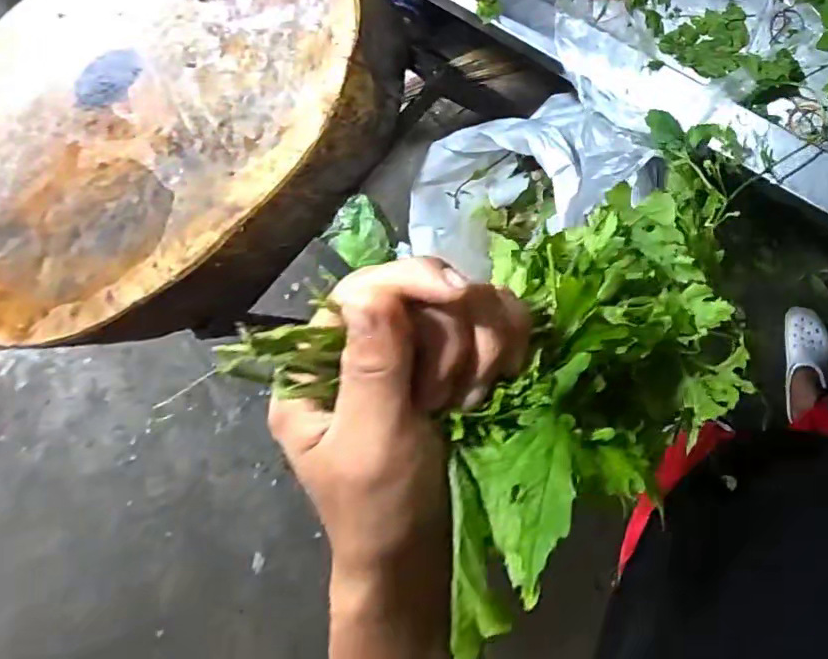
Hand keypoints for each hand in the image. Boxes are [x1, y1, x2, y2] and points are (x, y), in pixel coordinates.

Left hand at [268, 258, 530, 586]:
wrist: (418, 548)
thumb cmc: (379, 506)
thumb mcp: (371, 440)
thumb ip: (372, 366)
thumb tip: (369, 291)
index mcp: (320, 361)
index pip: (366, 285)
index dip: (414, 279)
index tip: (457, 295)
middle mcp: (367, 341)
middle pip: (426, 290)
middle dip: (452, 338)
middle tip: (447, 397)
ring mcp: (416, 344)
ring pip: (469, 299)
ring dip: (482, 347)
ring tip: (467, 399)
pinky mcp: (457, 351)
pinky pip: (496, 316)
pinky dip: (506, 342)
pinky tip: (499, 379)